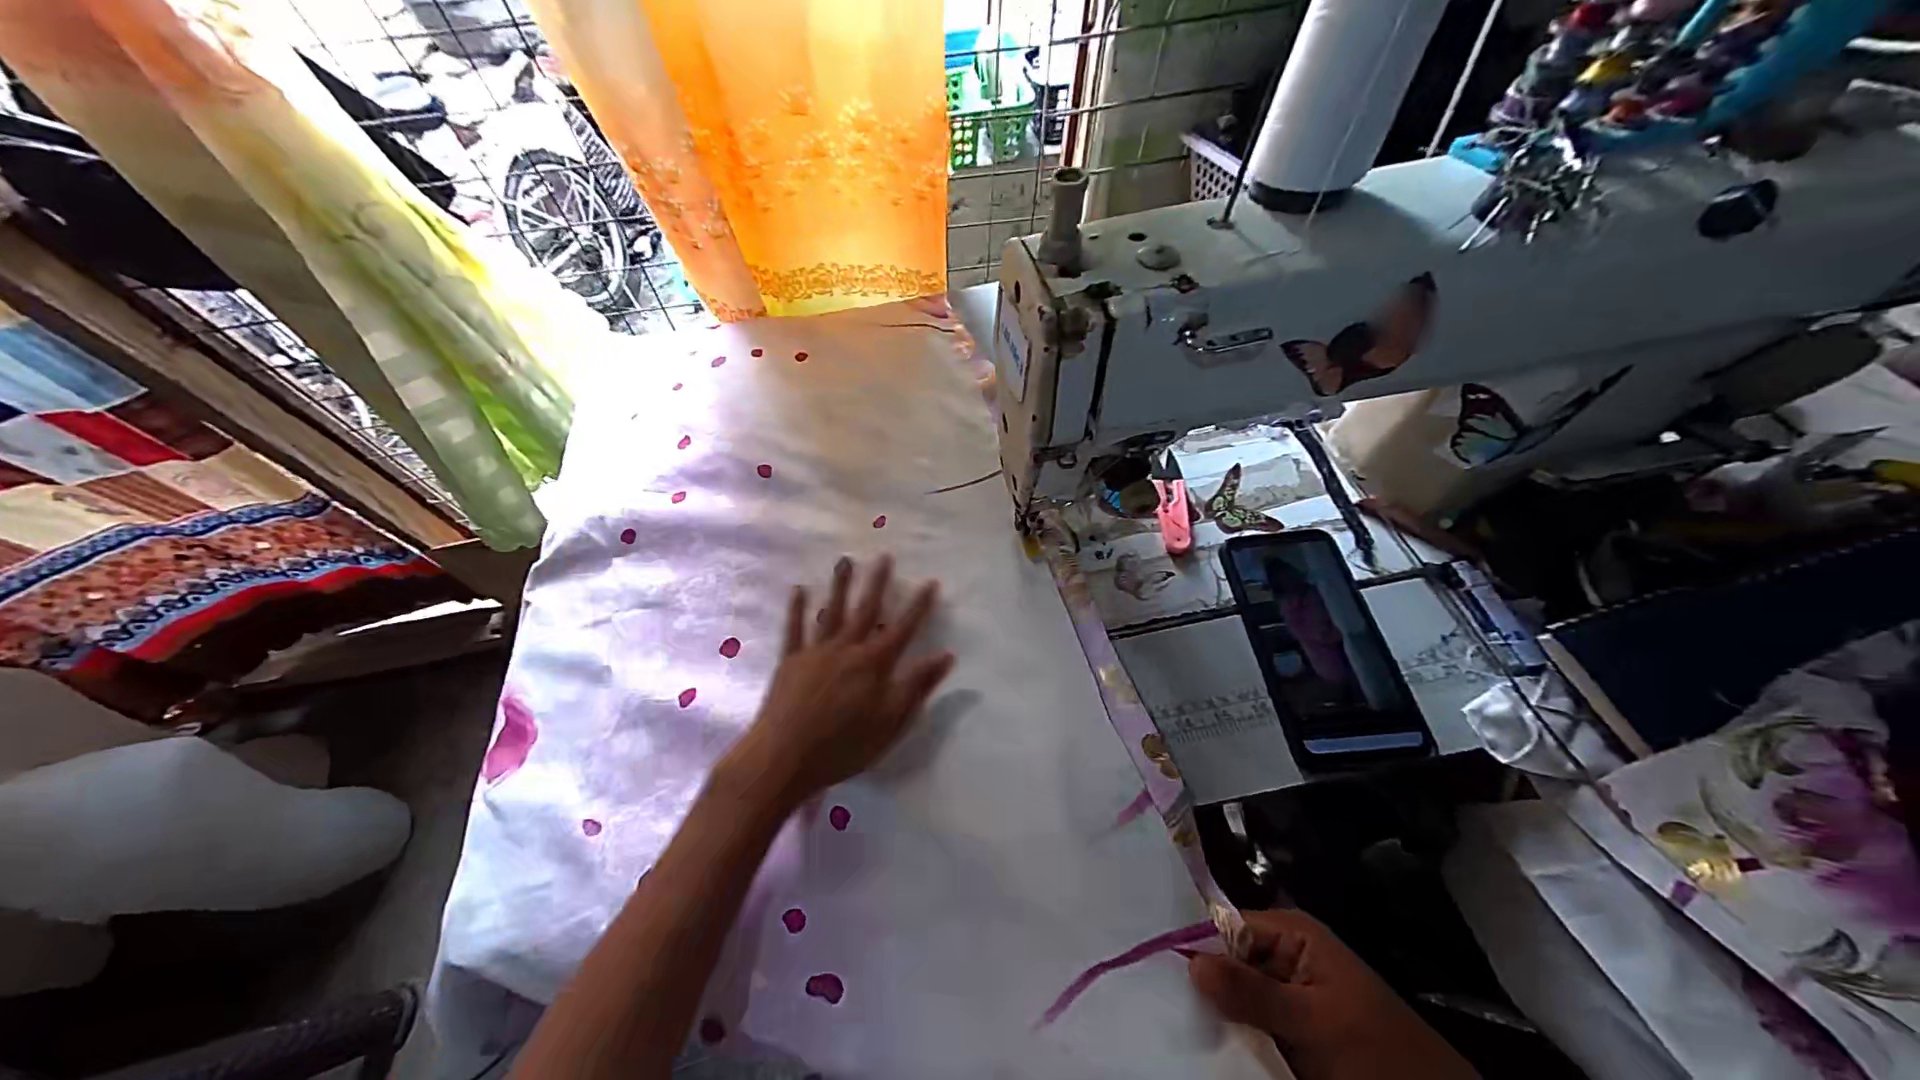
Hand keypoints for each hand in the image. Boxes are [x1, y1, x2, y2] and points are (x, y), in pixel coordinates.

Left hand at [721, 556, 954, 807]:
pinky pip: (794, 629)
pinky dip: (797, 609)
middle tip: (884, 556)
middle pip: (866, 610)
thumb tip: (946, 655)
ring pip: (831, 611)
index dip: (919, 605)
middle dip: (878, 582)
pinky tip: (798, 590)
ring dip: (840, 585)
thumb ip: (917, 685)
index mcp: (874, 664)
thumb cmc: (844, 745)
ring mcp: (816, 652)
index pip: (904, 628)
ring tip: (846, 560)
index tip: (930, 582)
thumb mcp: (891, 721)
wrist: (784, 757)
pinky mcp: (790, 662)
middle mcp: (846, 649)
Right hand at [1189, 909, 1476, 1079]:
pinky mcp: (1287, 1026)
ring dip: (1213, 1011)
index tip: (1155, 962)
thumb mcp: (1315, 1021)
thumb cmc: (1377, 1050)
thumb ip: (1253, 992)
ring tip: (1176, 1017)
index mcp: (1291, 933)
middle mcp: (1283, 953)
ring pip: (1232, 994)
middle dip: (1201, 981)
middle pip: (1224, 959)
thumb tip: (1190, 963)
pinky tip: (1207, 1039)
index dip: (1192, 943)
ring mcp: (1284, 992)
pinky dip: (1230, 1033)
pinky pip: (1246, 1022)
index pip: (1224, 925)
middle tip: (1161, 996)